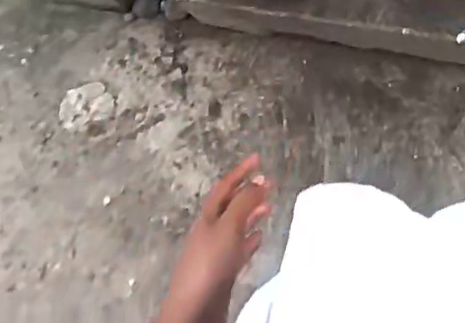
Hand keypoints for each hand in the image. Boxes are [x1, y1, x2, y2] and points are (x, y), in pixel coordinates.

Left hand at [159, 155, 272, 322]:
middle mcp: (210, 231)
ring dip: (253, 213)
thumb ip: (244, 202)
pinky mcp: (223, 272)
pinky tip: (260, 236)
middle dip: (250, 191)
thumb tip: (260, 180)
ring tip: (270, 206)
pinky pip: (240, 248)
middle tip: (271, 182)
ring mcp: (216, 252)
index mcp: (208, 217)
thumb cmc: (210, 264)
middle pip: (231, 204)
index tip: (258, 157)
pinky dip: (251, 238)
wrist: (194, 313)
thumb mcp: (228, 226)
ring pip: (237, 225)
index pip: (225, 187)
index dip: (241, 171)